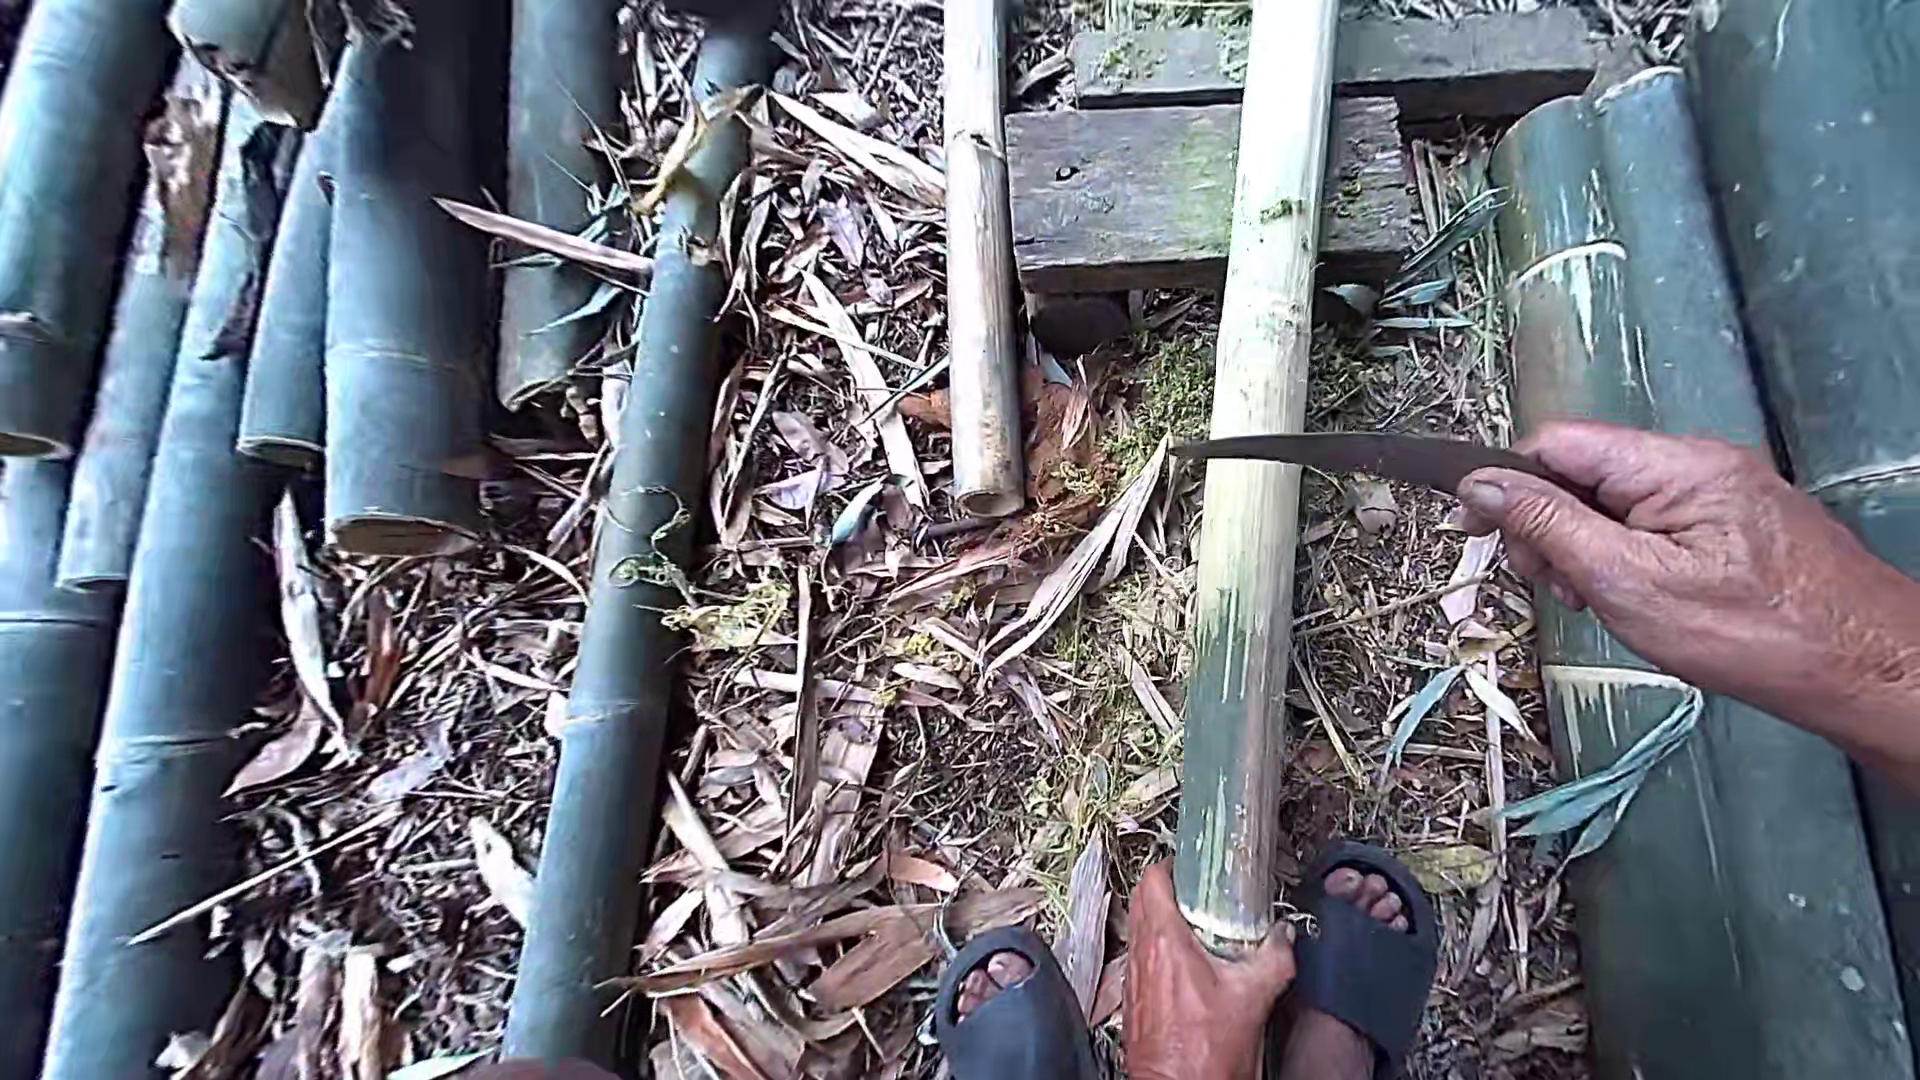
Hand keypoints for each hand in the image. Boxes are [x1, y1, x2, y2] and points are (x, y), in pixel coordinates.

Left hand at [1123, 861, 1294, 1079]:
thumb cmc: (1204, 1055)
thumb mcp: (1250, 1002)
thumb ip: (1272, 961)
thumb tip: (1284, 937)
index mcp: (1163, 938)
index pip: (1153, 878)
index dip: (1170, 865)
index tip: (1190, 866)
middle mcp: (1141, 947)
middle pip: (1142, 893)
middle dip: (1165, 884)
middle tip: (1193, 889)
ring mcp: (1133, 967)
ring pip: (1138, 919)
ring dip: (1158, 911)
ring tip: (1190, 919)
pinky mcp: (1133, 988)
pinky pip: (1139, 947)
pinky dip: (1155, 940)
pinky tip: (1181, 957)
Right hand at [1456, 420, 1919, 779]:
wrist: (1878, 679)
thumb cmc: (1746, 631)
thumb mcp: (1622, 576)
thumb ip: (1544, 521)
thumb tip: (1477, 484)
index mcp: (1673, 466)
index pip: (1554, 443)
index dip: (1503, 480)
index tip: (1475, 529)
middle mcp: (1690, 464)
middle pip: (1570, 472)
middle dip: (1536, 522)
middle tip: (1541, 576)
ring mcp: (1705, 492)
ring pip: (1592, 500)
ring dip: (1564, 544)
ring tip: (1578, 591)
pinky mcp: (1712, 521)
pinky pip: (1626, 521)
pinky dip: (1598, 553)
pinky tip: (1605, 588)